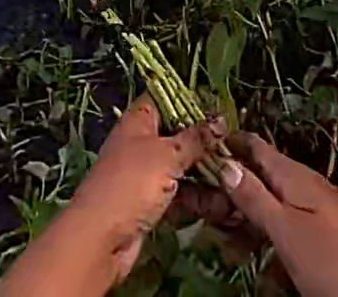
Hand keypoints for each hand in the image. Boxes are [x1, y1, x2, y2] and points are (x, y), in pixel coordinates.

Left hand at [0, 96, 219, 296]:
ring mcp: (146, 174)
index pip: (166, 98)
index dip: (191, 99)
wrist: (100, 238)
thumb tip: (220, 119)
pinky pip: (180, 195)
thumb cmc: (131, 182)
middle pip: (178, 135)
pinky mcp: (151, 203)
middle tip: (236, 147)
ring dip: (208, 174)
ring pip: (182, 168)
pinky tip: (225, 205)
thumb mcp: (168, 154)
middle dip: (206, 143)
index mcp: (139, 120)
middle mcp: (142, 143)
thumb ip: (196, 138)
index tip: (219, 106)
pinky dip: (200, 199)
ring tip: (236, 180)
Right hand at [196, 133, 337, 296]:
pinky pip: (287, 234)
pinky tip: (264, 272)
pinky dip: (271, 247)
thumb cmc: (336, 262)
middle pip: (257, 179)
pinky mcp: (323, 240)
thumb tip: (224, 162)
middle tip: (206, 217)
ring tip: (230, 250)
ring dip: (248, 227)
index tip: (196, 157)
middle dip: (231, 196)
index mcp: (292, 175)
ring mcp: (314, 213)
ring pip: (270, 211)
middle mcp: (302, 187)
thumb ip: (255, 196)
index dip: (224, 146)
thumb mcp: (286, 231)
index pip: (252, 144)